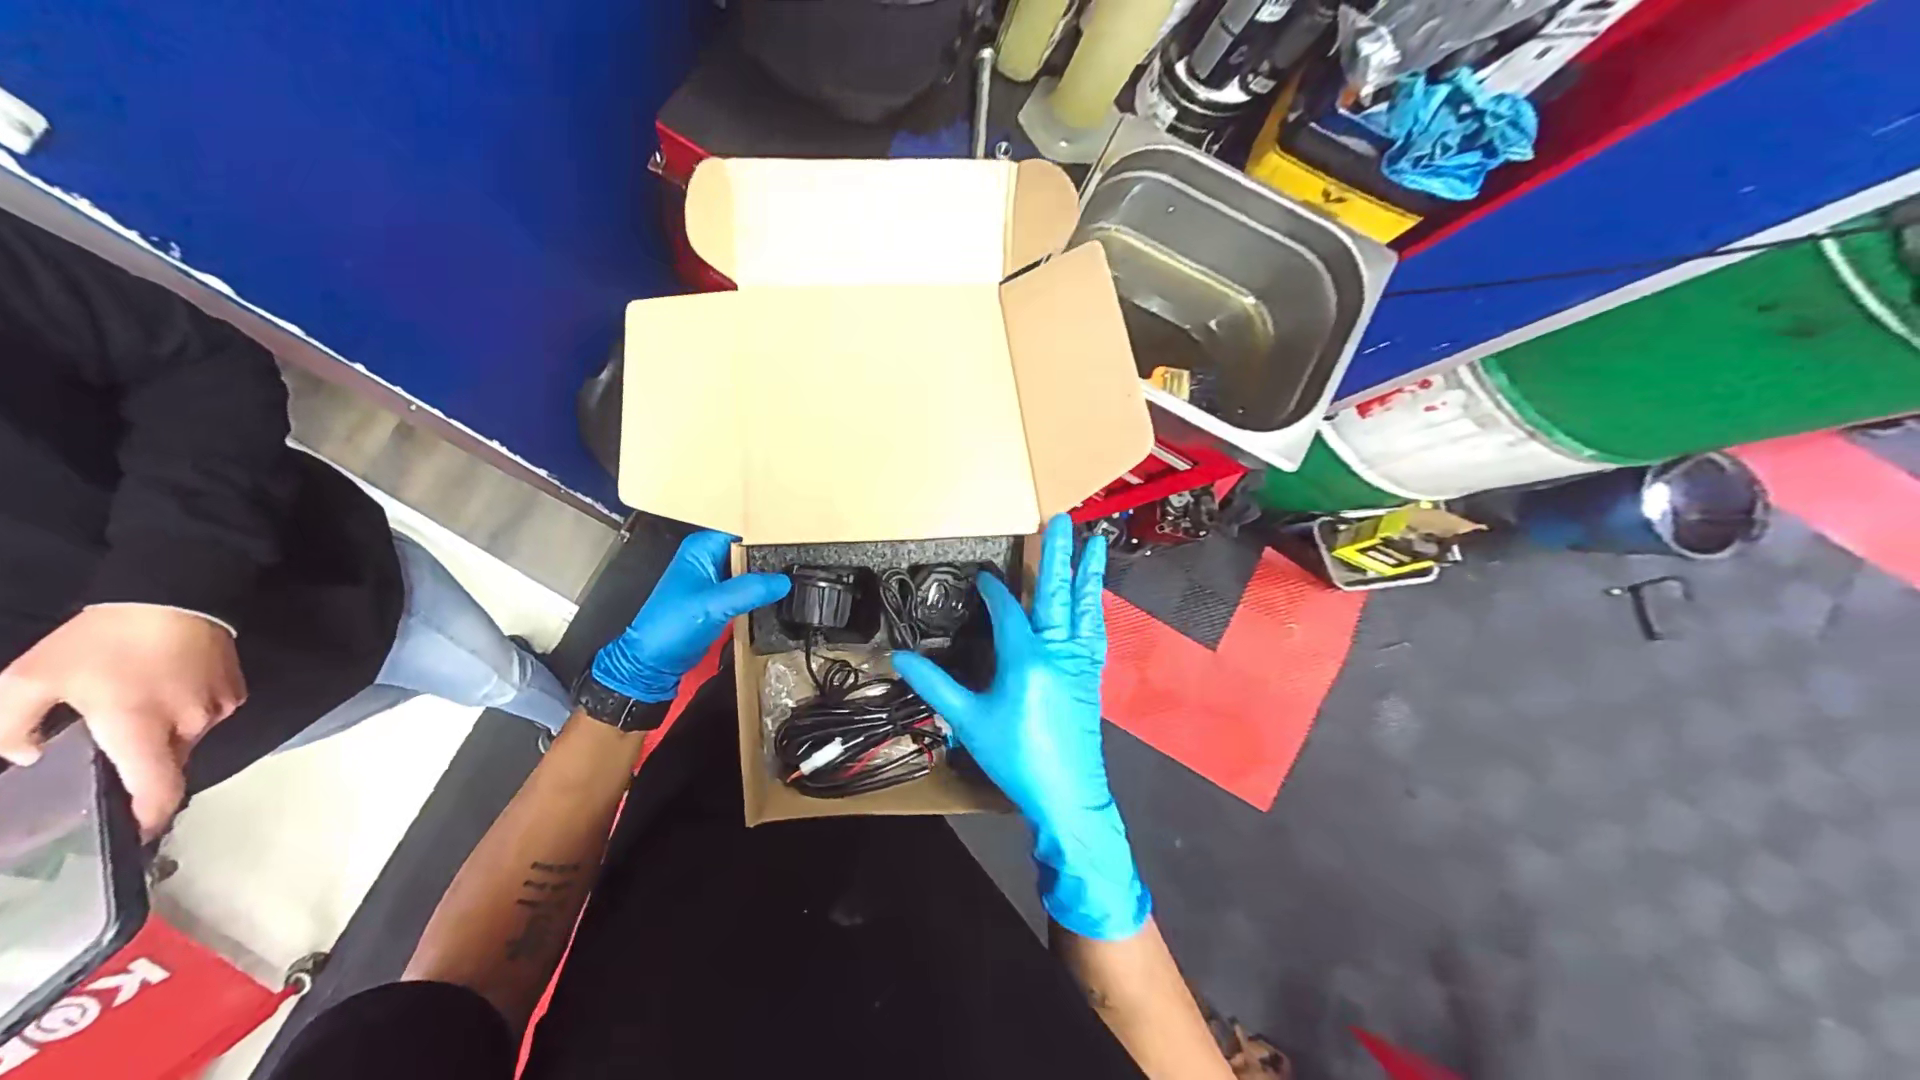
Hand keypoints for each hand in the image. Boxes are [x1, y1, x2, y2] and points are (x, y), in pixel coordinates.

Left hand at [0, 604, 246, 837]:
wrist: (178, 595)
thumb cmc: (103, 640)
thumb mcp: (30, 678)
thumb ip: (11, 726)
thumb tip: (32, 756)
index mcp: (141, 729)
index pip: (156, 789)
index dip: (147, 818)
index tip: (135, 837)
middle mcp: (189, 725)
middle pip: (166, 764)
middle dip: (140, 764)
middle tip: (111, 745)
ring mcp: (219, 708)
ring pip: (185, 740)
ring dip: (161, 736)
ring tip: (138, 707)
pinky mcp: (234, 692)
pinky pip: (205, 717)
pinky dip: (183, 715)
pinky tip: (166, 689)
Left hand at [592, 531, 790, 701]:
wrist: (654, 663)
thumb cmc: (671, 628)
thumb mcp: (714, 605)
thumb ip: (751, 589)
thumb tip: (783, 581)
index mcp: (702, 548)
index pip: (742, 531)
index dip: (767, 535)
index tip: (793, 541)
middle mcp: (708, 559)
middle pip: (749, 550)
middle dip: (770, 558)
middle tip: (798, 562)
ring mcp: (715, 580)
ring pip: (750, 571)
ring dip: (766, 578)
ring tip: (793, 577)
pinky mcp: (721, 600)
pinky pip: (747, 590)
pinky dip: (760, 594)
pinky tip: (777, 596)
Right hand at [893, 514, 1149, 940]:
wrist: (1068, 795)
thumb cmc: (1016, 757)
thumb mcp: (969, 720)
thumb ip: (935, 684)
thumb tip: (900, 658)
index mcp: (1026, 658)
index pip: (1007, 610)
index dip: (994, 589)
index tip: (985, 574)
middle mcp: (1058, 649)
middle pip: (1056, 593)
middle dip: (1058, 554)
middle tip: (1064, 519)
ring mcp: (1080, 660)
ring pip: (1085, 606)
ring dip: (1087, 572)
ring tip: (1095, 542)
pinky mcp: (1092, 674)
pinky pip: (1095, 629)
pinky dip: (1095, 606)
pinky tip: (1097, 596)